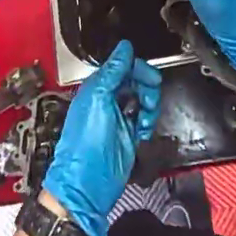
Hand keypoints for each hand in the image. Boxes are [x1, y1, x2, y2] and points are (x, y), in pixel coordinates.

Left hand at [41, 41, 159, 235]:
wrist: (87, 187)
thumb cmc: (85, 147)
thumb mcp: (98, 101)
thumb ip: (112, 72)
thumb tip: (124, 48)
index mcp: (97, 88)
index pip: (123, 66)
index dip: (138, 69)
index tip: (149, 78)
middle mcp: (108, 100)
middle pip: (137, 80)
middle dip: (147, 88)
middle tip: (147, 101)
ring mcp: (119, 118)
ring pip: (144, 98)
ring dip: (149, 106)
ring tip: (143, 120)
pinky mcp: (129, 134)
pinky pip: (146, 117)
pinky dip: (148, 121)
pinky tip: (142, 131)